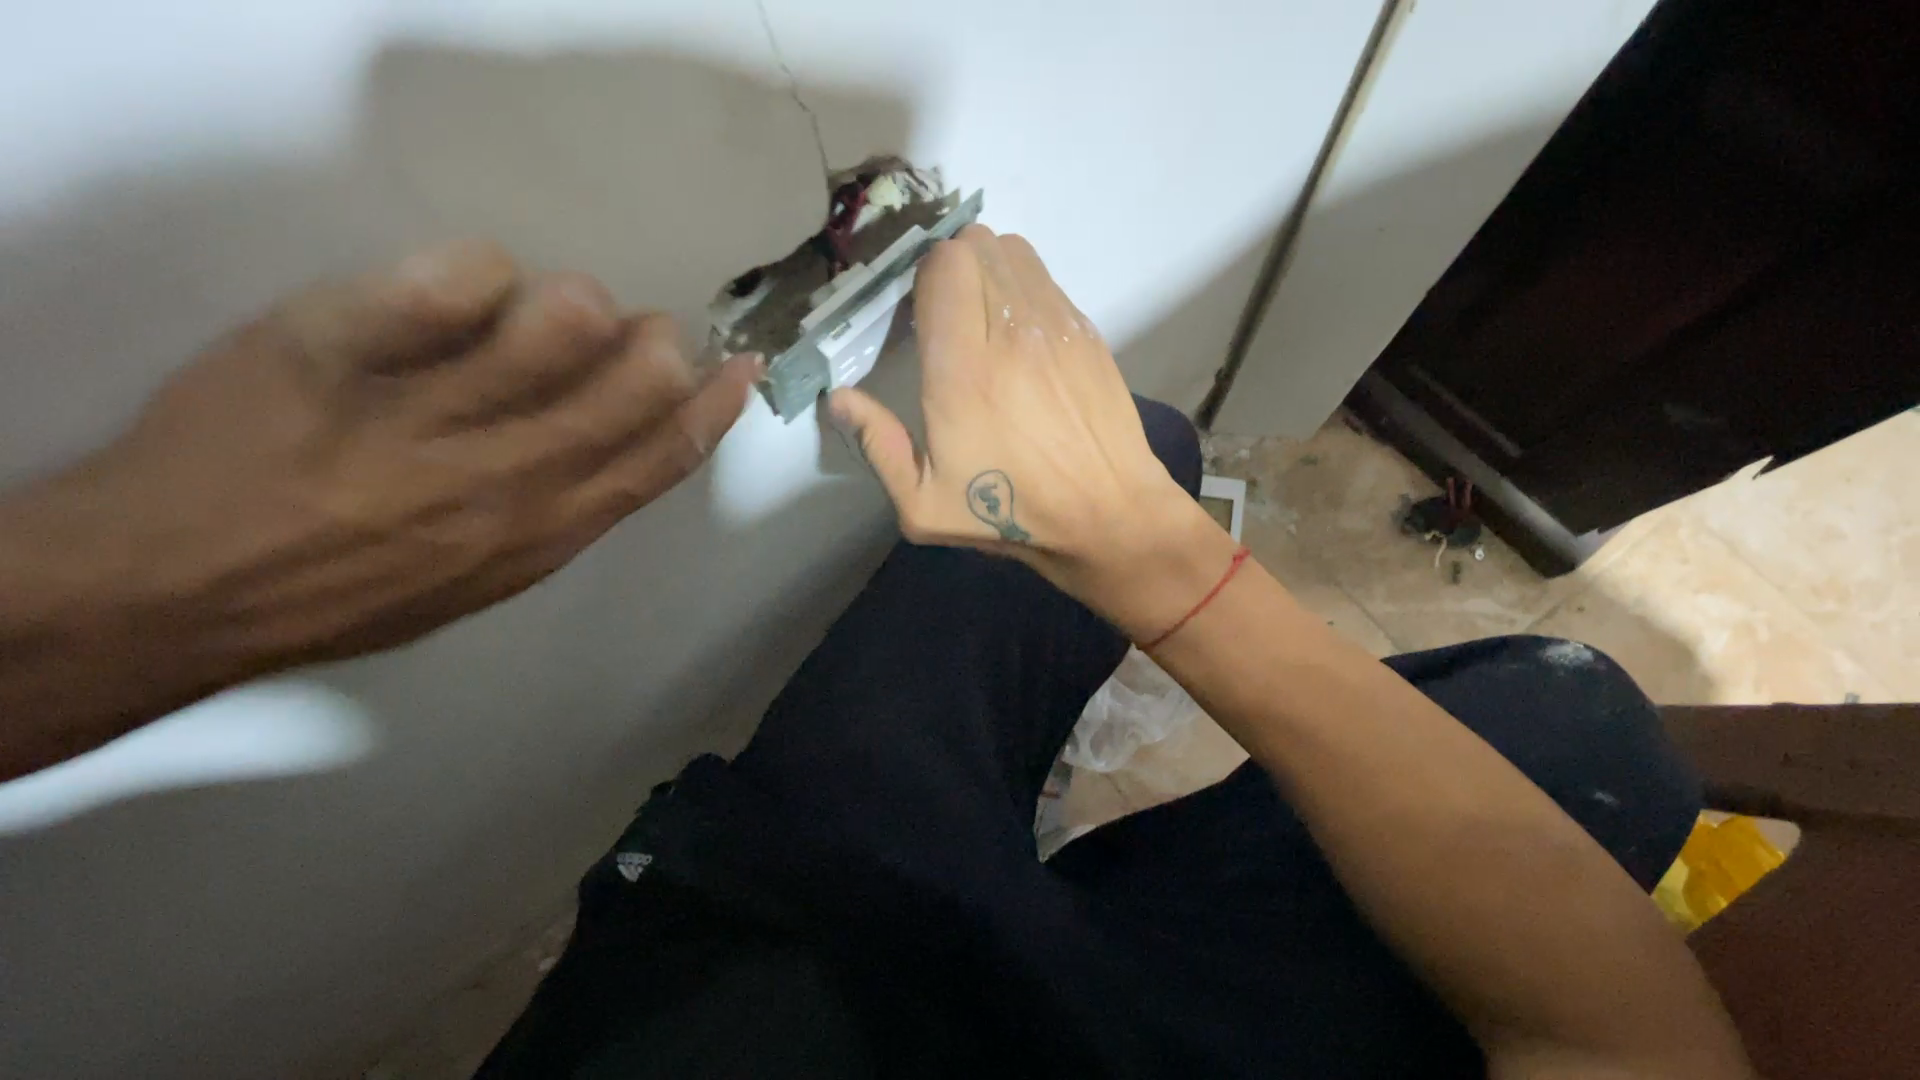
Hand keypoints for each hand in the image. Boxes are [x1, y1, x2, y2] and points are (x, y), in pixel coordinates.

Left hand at [36, 239, 758, 669]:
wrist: (171, 589)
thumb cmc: (345, 592)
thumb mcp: (485, 579)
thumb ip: (564, 513)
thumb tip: (625, 442)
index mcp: (547, 532)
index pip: (663, 457)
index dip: (715, 404)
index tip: (739, 364)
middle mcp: (511, 475)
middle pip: (637, 382)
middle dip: (654, 342)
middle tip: (631, 331)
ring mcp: (429, 413)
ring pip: (563, 322)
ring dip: (571, 306)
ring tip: (537, 314)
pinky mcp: (341, 349)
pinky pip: (453, 278)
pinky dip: (476, 269)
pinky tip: (458, 288)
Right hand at [828, 226, 1231, 640]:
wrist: (1109, 515)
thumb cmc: (1013, 514)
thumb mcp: (925, 505)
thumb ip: (878, 446)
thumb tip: (839, 398)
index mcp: (963, 372)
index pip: (944, 266)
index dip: (922, 277)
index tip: (916, 313)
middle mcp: (1012, 334)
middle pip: (977, 246)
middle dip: (951, 267)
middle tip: (945, 312)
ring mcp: (1056, 327)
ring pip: (1014, 252)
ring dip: (988, 270)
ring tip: (981, 316)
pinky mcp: (1087, 333)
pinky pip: (1045, 278)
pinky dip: (1023, 288)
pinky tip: (1019, 334)